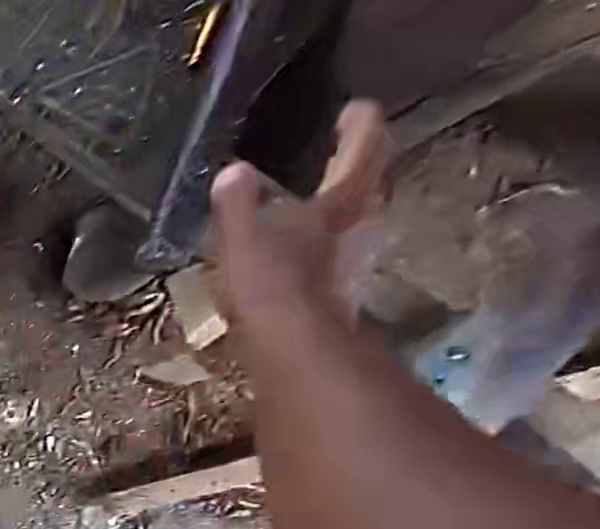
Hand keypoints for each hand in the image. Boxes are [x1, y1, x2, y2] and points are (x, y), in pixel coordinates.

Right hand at [209, 100, 392, 335]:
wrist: (291, 346)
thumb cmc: (268, 285)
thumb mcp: (241, 240)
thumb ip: (235, 205)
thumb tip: (231, 172)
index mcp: (339, 203)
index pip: (363, 148)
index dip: (360, 125)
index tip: (352, 111)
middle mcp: (357, 224)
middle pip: (368, 182)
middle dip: (356, 165)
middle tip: (339, 156)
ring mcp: (350, 259)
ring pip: (354, 219)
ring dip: (339, 207)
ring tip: (312, 206)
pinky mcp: (335, 289)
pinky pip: (333, 253)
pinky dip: (320, 244)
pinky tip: (297, 256)